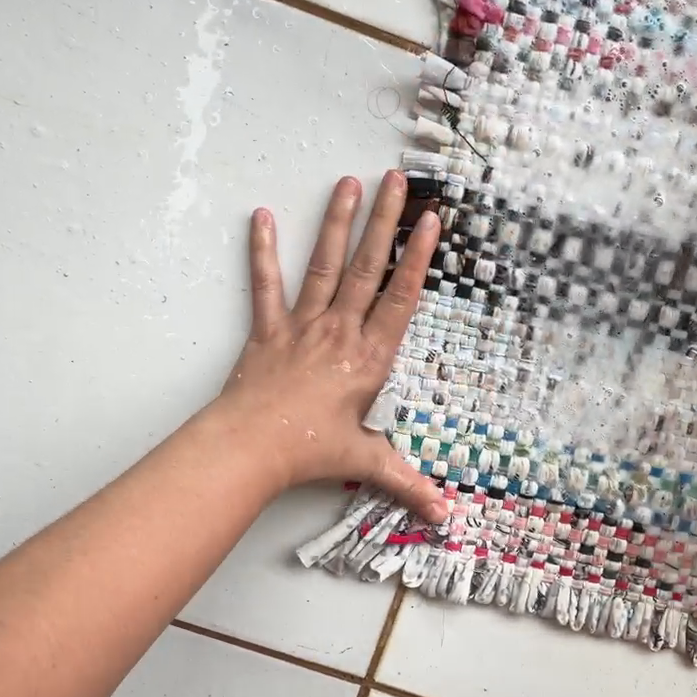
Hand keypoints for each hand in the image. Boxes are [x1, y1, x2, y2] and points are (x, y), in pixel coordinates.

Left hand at [207, 171, 447, 521]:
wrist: (250, 448)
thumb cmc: (308, 452)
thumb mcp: (366, 464)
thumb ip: (408, 482)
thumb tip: (446, 515)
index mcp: (369, 358)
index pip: (401, 299)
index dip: (417, 258)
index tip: (430, 220)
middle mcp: (339, 332)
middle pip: (367, 269)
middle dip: (384, 222)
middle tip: (396, 181)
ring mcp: (302, 326)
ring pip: (325, 266)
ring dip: (337, 224)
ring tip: (348, 183)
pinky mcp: (268, 330)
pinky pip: (266, 286)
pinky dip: (262, 252)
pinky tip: (261, 217)